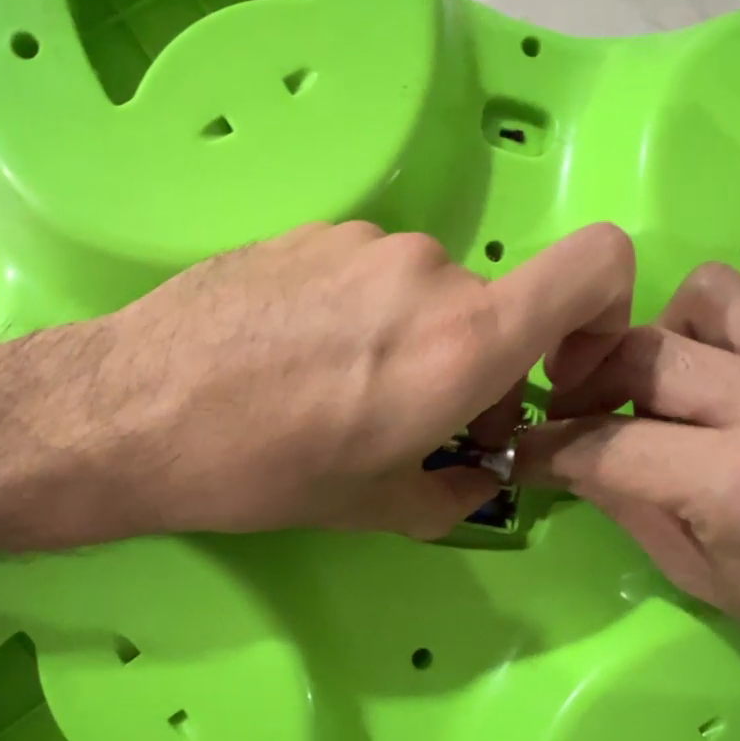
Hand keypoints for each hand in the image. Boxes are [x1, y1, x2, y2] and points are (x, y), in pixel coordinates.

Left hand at [18, 220, 634, 539]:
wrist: (133, 409)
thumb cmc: (265, 471)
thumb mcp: (374, 507)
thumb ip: (454, 492)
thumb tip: (482, 477)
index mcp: (464, 338)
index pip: (598, 266)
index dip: (606, 312)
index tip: (556, 371)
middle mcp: (427, 271)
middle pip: (492, 307)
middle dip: (472, 368)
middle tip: (409, 424)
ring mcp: (361, 241)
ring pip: (424, 293)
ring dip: (409, 342)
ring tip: (336, 395)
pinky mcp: (306, 233)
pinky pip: (366, 275)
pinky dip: (360, 316)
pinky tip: (295, 360)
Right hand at [521, 255, 739, 729]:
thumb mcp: (697, 576)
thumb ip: (623, 503)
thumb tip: (566, 455)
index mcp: (739, 486)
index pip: (605, 443)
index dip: (547, 445)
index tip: (521, 447)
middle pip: (641, 352)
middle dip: (586, 381)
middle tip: (579, 411)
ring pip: (709, 292)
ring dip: (666, 334)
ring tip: (672, 380)